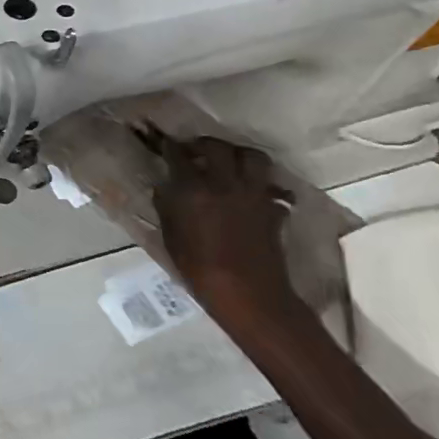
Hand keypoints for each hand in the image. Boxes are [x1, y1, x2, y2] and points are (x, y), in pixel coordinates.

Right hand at [151, 135, 293, 310]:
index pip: (180, 157)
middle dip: (205, 144)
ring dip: (239, 154)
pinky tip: (251, 192)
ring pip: (252, 157)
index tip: (167, 144)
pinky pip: (269, 184)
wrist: (249, 294)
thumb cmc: (200, 270)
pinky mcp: (274, 206)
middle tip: (197, 149)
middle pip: (218, 147)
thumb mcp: (172, 240)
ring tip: (229, 162)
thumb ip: (167, 208)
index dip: (171, 148)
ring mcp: (254, 193)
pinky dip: (260, 183)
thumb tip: (165, 188)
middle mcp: (225, 184)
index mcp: (194, 191)